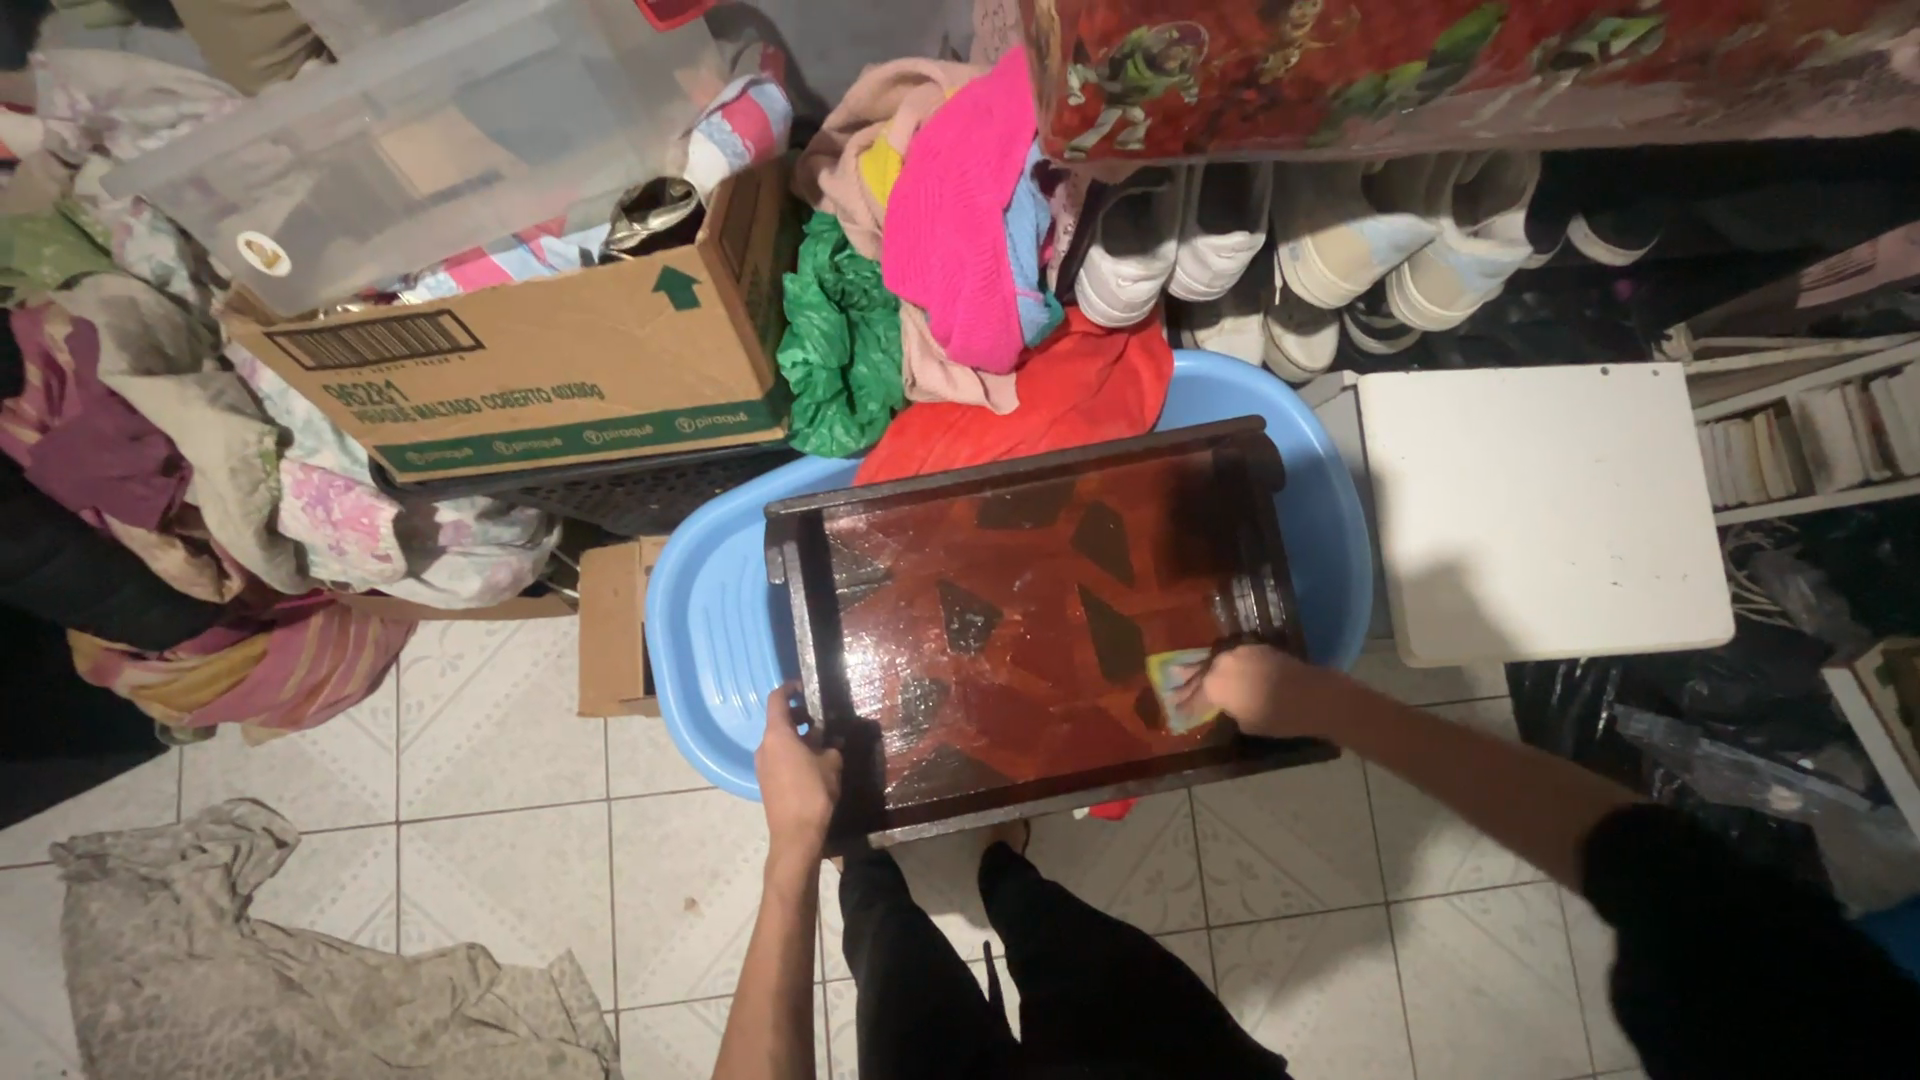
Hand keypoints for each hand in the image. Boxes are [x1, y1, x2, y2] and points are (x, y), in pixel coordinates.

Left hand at [755, 682, 841, 865]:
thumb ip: (831, 744)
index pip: (777, 699)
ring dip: (798, 735)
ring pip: (779, 739)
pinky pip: (778, 755)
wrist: (795, 834)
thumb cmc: (813, 792)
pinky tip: (813, 761)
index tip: (805, 686)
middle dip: (799, 714)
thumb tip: (832, 737)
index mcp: (777, 735)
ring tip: (822, 741)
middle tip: (821, 717)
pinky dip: (793, 750)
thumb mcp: (832, 762)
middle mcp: (764, 746)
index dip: (789, 688)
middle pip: (778, 720)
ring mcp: (762, 764)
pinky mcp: (766, 780)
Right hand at [1174, 644, 1322, 738]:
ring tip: (1185, 675)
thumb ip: (1229, 709)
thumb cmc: (1278, 717)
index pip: (1194, 699)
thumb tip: (1228, 704)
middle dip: (1186, 686)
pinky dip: (1222, 663)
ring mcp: (1237, 652)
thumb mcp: (1246, 722)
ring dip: (1201, 670)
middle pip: (1198, 675)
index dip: (1185, 708)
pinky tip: (1218, 668)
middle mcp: (1220, 663)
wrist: (1314, 696)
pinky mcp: (1254, 647)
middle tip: (1172, 693)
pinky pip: (1230, 656)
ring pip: (1212, 661)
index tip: (1176, 713)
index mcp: (1213, 685)